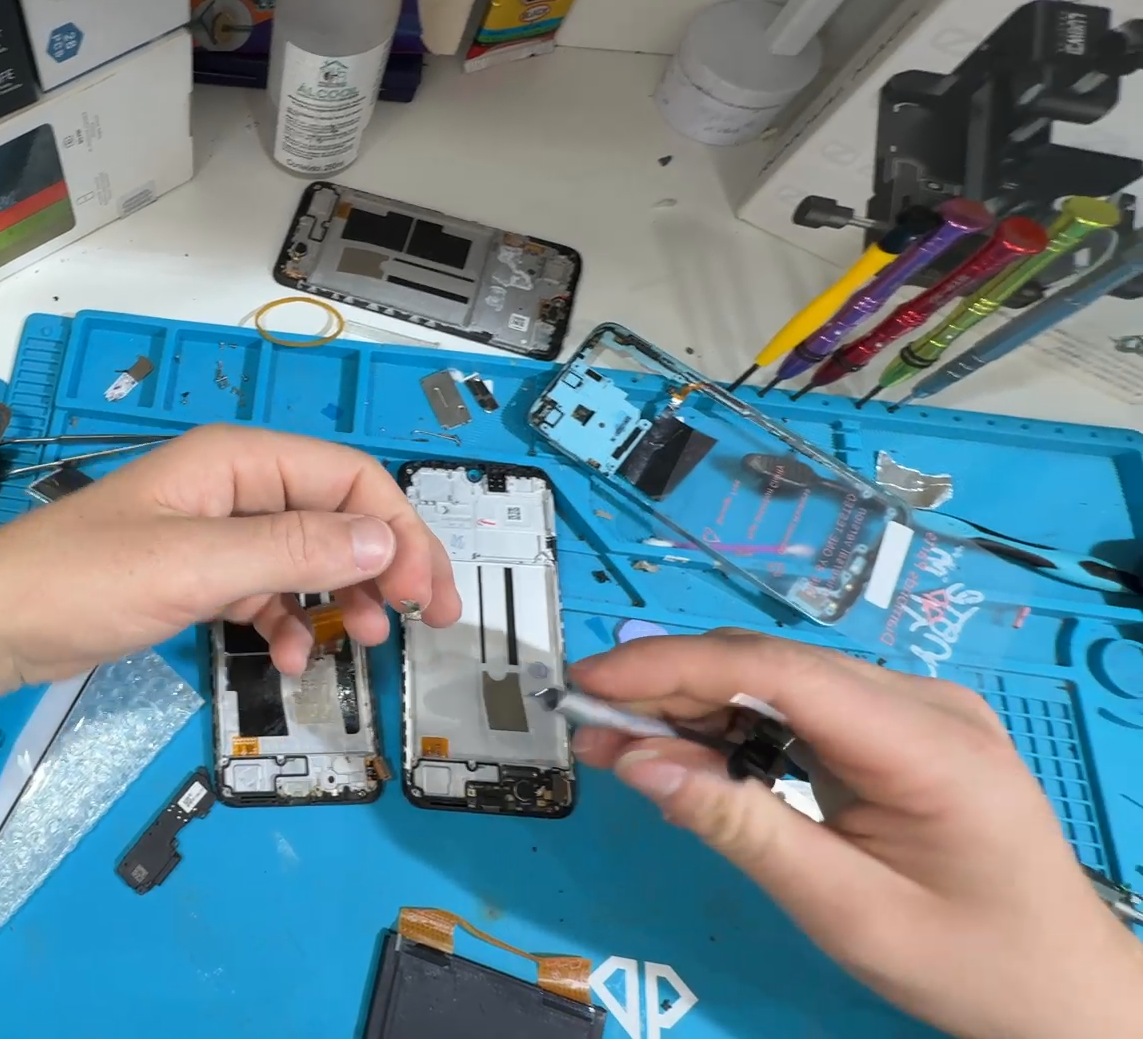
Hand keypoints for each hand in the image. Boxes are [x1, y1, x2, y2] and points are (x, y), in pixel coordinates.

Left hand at [0, 425, 459, 685]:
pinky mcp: (197, 575)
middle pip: (334, 515)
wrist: (0, 622)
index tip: (422, 593)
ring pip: (305, 557)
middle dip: (382, 563)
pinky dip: (287, 622)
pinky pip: (265, 592)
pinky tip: (293, 657)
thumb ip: (291, 549)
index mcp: (237, 461)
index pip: (346, 479)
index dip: (396, 529)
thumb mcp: (194, 563)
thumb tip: (382, 541)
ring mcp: (215, 534)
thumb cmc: (86, 579)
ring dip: (340, 596)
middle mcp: (233, 488)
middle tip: (418, 620)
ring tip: (364, 641)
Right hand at [570, 631, 1142, 1038]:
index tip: (587, 685)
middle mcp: (913, 701)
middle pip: (756, 664)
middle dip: (658, 685)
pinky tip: (678, 748)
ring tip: (618, 741)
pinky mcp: (879, 723)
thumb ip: (738, 827)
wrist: (1074, 997)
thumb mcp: (846, 911)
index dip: (666, 665)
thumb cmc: (973, 964)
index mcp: (925, 743)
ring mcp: (900, 706)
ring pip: (757, 675)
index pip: (771, 670)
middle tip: (587, 723)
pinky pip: (776, 700)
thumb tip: (633, 761)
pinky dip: (714, 719)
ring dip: (679, 702)